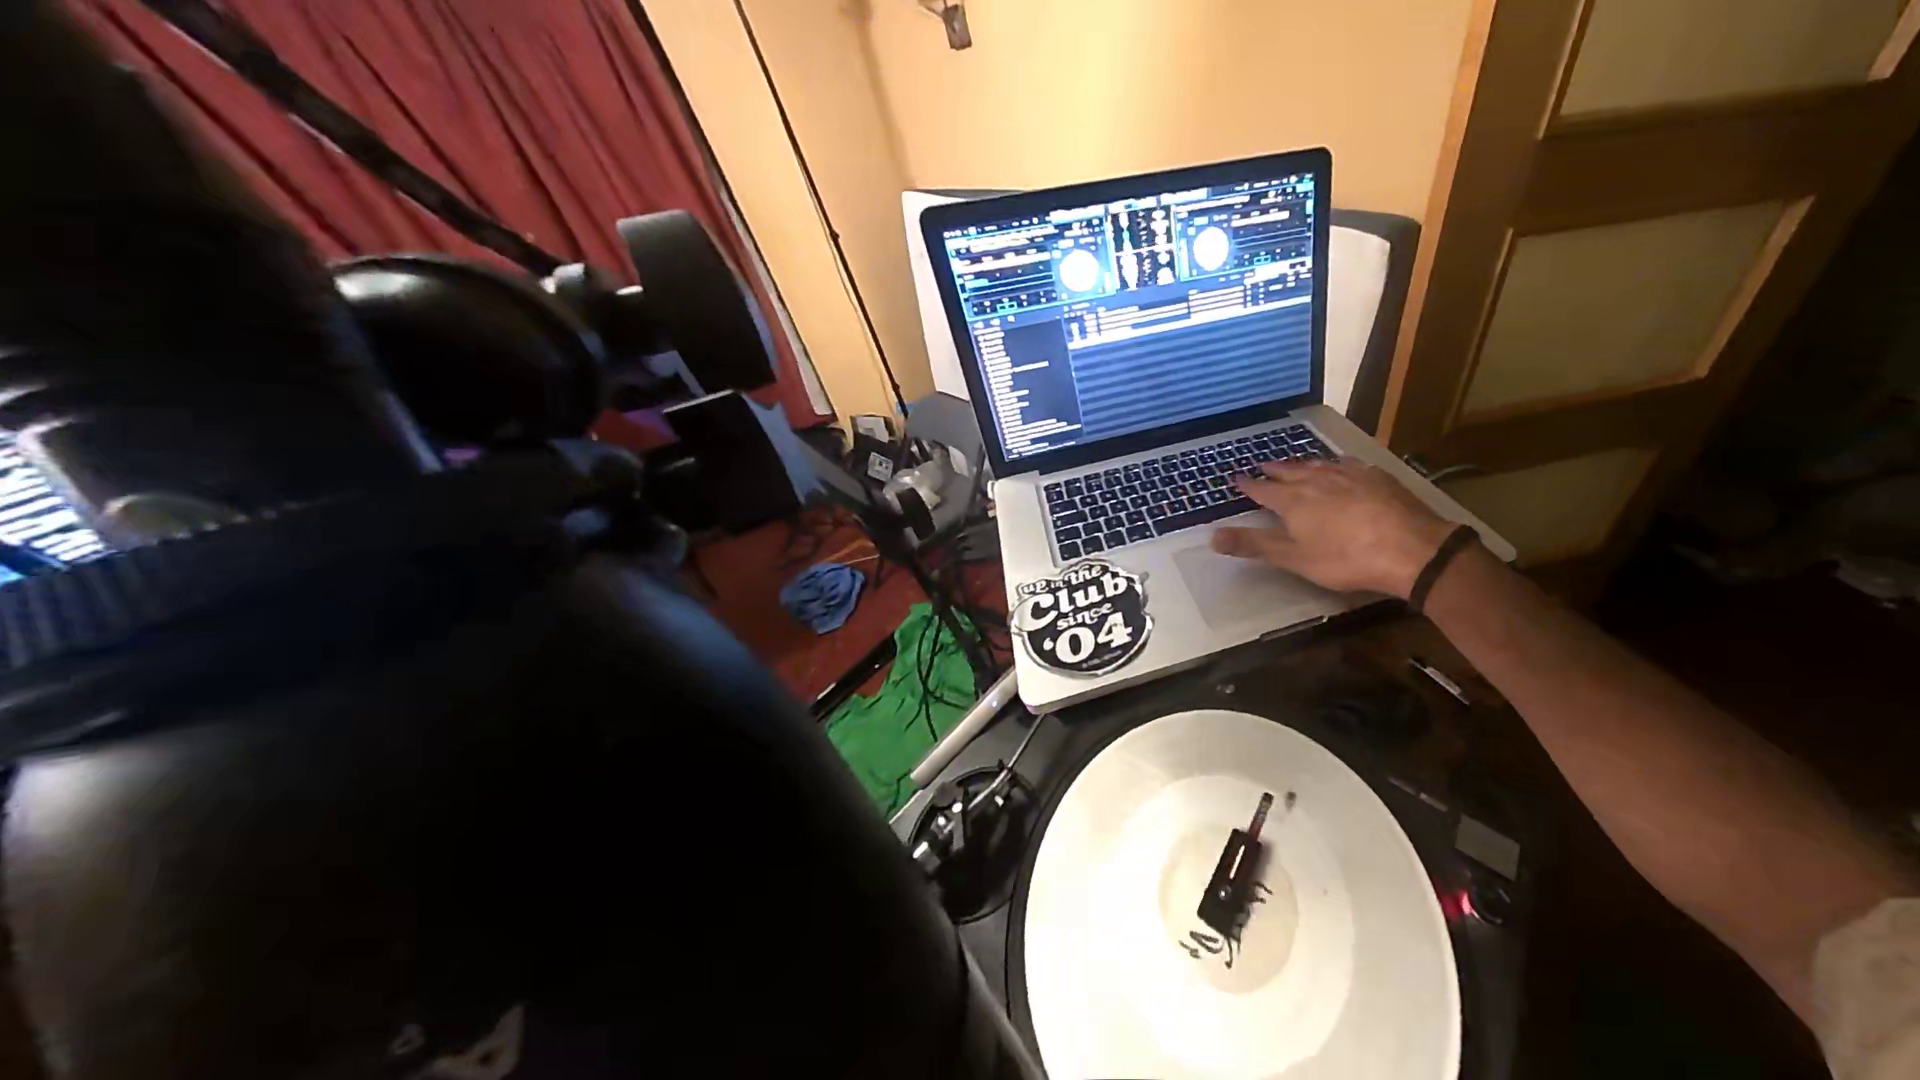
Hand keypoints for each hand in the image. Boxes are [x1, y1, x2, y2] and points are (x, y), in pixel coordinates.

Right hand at [1211, 460, 1458, 597]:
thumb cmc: (1345, 558)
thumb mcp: (1293, 558)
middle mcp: (1316, 481)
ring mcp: (1349, 475)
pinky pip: (1347, 464)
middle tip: (1262, 466)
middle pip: (1288, 472)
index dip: (1247, 485)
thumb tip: (1211, 535)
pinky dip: (1334, 463)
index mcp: (1293, 501)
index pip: (1262, 490)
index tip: (1235, 479)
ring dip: (1301, 464)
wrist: (1412, 549)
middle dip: (1273, 470)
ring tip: (1294, 463)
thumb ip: (1253, 545)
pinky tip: (1340, 465)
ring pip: (1317, 465)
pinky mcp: (1376, 477)